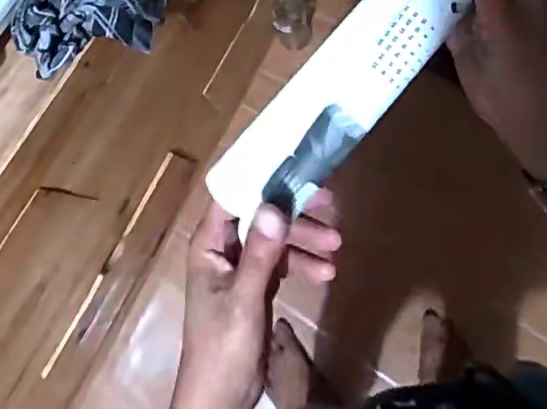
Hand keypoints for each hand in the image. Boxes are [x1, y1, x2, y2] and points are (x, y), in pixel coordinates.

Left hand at [172, 194, 341, 408]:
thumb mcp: (244, 300)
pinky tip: (326, 273)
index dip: (260, 176)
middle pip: (262, 214)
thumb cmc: (222, 349)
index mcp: (210, 243)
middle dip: (296, 213)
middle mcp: (225, 247)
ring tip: (336, 247)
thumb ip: (259, 254)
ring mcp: (241, 265)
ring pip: (277, 237)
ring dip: (306, 240)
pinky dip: (303, 264)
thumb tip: (274, 205)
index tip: (293, 162)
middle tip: (330, 205)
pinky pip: (283, 261)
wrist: (220, 403)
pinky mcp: (257, 284)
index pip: (232, 194)